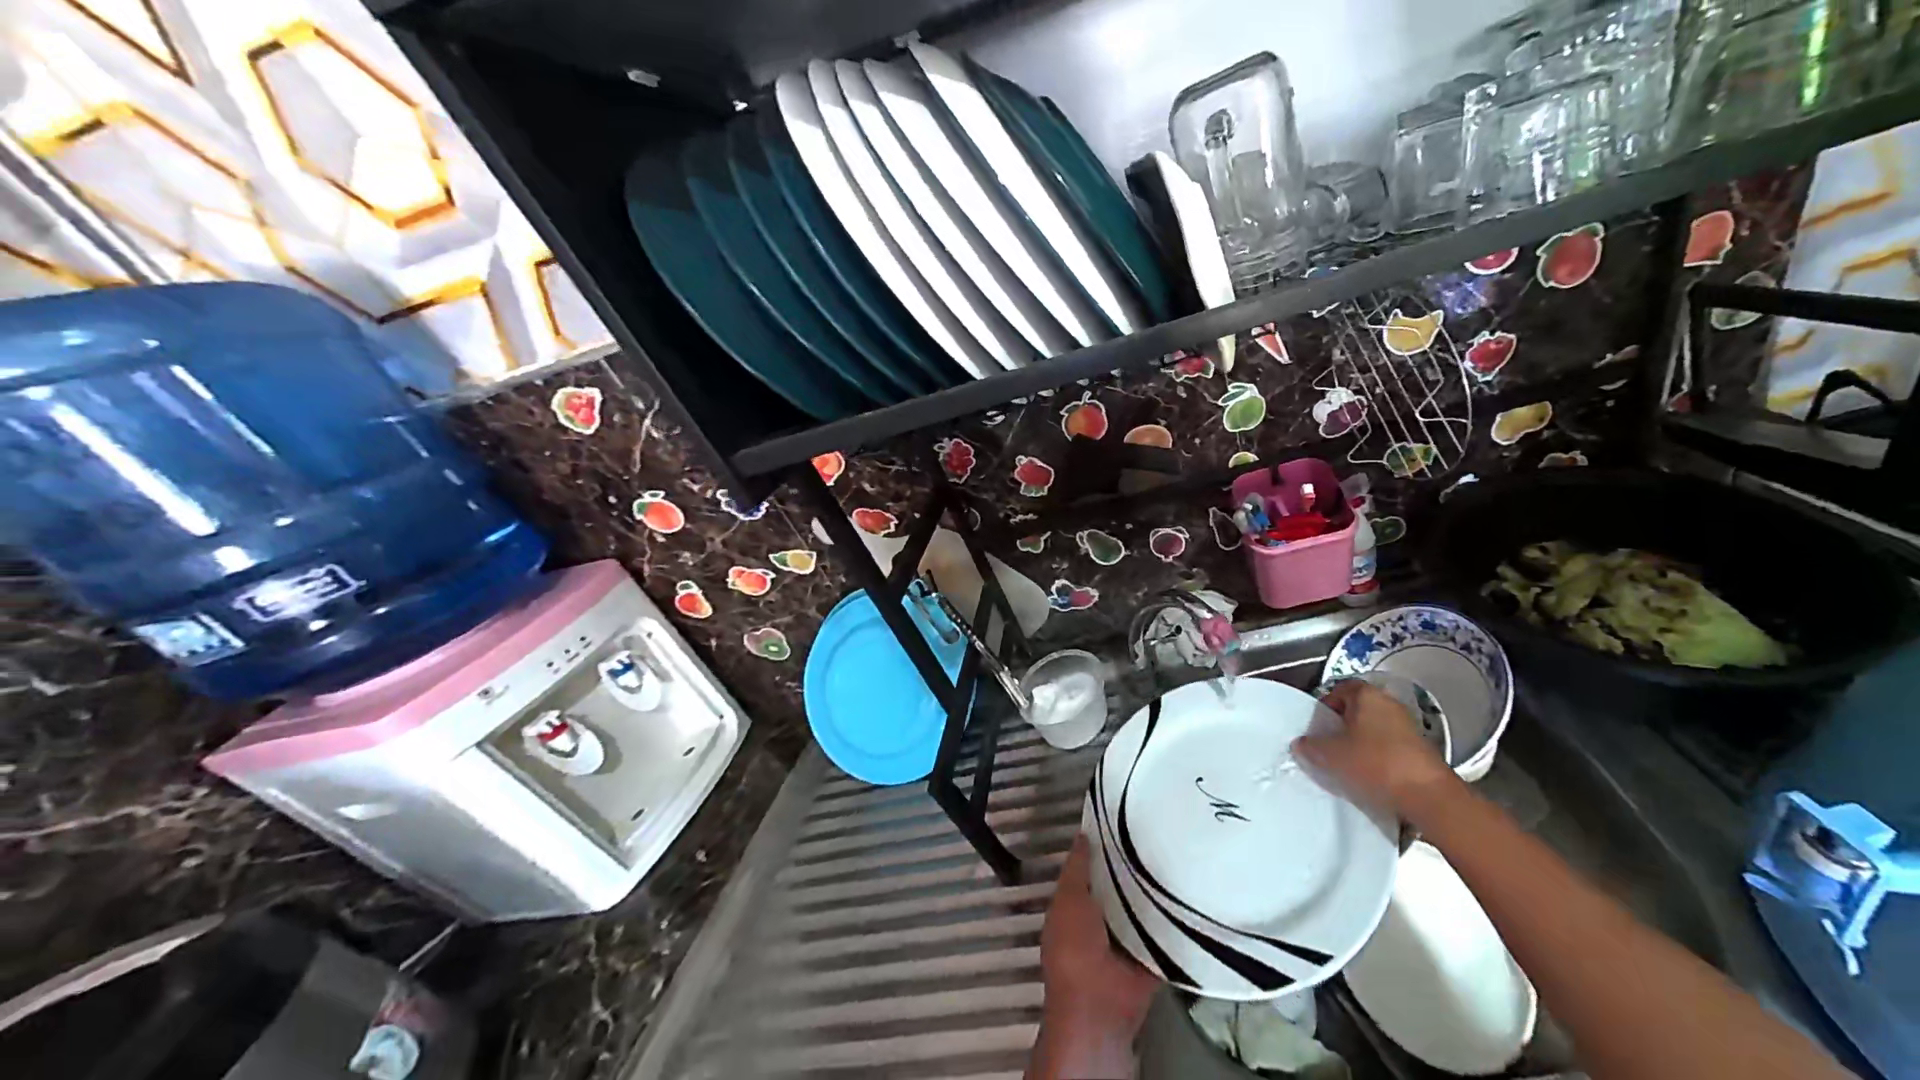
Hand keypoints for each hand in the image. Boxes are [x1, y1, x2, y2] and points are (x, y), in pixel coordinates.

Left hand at [1028, 835, 1159, 1078]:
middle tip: (1162, 836)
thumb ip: (1077, 868)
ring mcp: (1128, 939)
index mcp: (1076, 905)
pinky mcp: (1153, 956)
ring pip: (1143, 906)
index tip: (1127, 821)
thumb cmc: (1075, 947)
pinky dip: (1176, 920)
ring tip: (1181, 858)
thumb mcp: (1069, 899)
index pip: (1092, 869)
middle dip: (1135, 867)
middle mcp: (1102, 919)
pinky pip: (1166, 933)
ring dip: (1156, 891)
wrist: (1100, 1006)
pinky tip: (1193, 894)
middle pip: (1120, 886)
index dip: (1105, 847)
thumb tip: (1083, 833)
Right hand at [1293, 679, 1458, 820]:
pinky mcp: (1420, 748)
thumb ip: (1310, 745)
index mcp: (1366, 694)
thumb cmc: (1374, 763)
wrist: (1428, 796)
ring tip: (1347, 764)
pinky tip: (1370, 775)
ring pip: (1373, 729)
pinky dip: (1378, 756)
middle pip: (1356, 710)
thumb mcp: (1329, 755)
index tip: (1317, 728)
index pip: (1338, 690)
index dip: (1324, 708)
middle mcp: (1389, 703)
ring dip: (1360, 742)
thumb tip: (1302, 743)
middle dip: (1341, 726)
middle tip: (1328, 746)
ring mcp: (1408, 726)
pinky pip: (1389, 746)